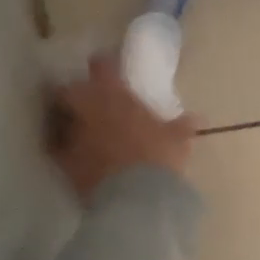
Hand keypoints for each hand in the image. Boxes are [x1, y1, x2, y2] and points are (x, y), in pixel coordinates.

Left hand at [48, 54, 195, 202]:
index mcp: (114, 96)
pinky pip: (60, 149)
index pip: (102, 67)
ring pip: (61, 118)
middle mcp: (87, 109)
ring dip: (69, 120)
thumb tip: (199, 118)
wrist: (134, 194)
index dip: (104, 64)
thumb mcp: (178, 140)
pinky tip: (76, 155)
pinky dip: (66, 149)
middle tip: (90, 98)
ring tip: (83, 127)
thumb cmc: (158, 157)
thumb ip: (183, 126)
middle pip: (70, 89)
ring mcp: (72, 134)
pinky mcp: (64, 160)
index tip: (109, 65)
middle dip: (77, 92)